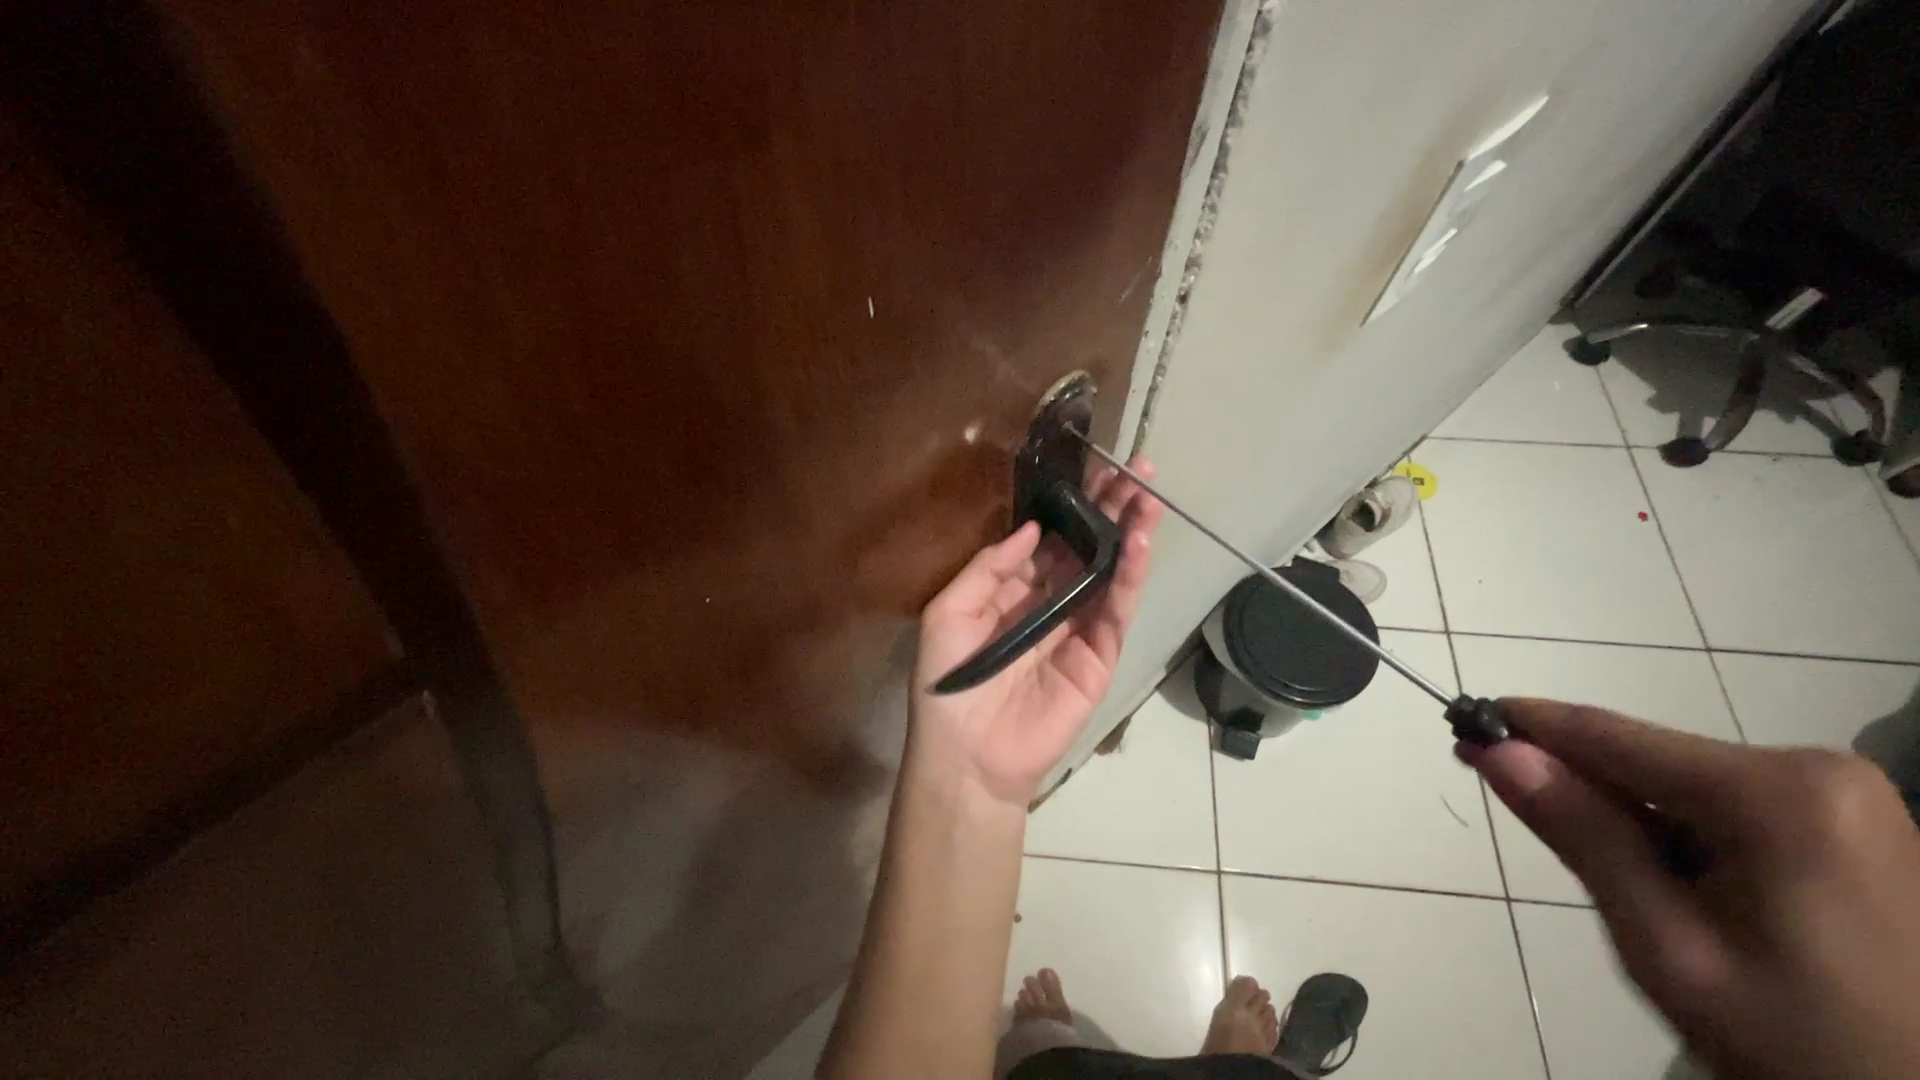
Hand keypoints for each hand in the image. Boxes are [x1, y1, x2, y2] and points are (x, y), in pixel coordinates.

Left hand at [910, 456, 1163, 805]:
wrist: (968, 756)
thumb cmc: (949, 684)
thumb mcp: (948, 614)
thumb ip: (988, 569)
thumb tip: (1031, 530)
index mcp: (1012, 591)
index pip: (1050, 539)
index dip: (1071, 506)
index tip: (1092, 470)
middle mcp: (1049, 604)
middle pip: (1086, 548)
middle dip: (1110, 509)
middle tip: (1136, 468)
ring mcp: (1078, 630)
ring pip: (1109, 573)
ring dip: (1130, 533)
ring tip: (1148, 495)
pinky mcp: (1098, 656)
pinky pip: (1116, 610)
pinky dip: (1130, 577)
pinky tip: (1138, 542)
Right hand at [1461, 700, 1919, 1078]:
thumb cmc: (1801, 1042)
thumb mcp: (1668, 948)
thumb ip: (1583, 837)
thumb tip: (1498, 752)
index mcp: (1779, 794)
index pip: (1611, 736)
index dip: (1524, 726)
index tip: (1458, 722)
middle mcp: (1820, 770)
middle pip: (1649, 760)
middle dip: (1583, 788)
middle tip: (1532, 826)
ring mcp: (1846, 795)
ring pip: (1681, 783)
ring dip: (1632, 818)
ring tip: (1634, 893)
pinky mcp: (1854, 821)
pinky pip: (1726, 804)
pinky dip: (1679, 832)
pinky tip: (1684, 888)